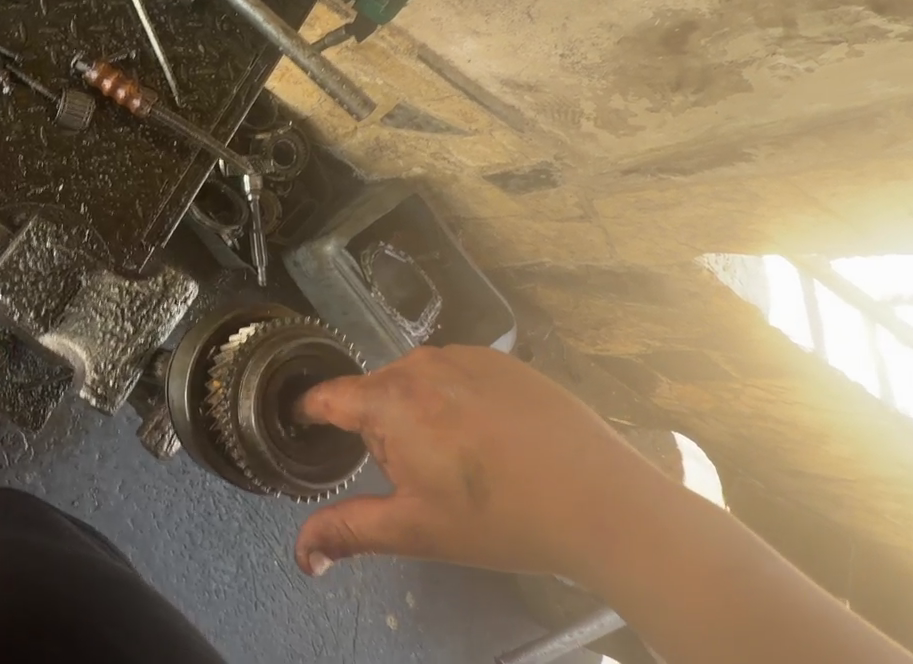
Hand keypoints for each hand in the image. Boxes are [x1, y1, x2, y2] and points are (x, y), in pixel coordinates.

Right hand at [292, 346, 678, 584]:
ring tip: (461, 458)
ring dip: (419, 411)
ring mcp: (462, 357)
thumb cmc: (505, 521)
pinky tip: (491, 436)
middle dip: (382, 428)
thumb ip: (349, 531)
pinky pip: (454, 374)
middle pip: (373, 393)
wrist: (609, 506)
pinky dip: (458, 399)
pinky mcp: (500, 360)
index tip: (311, 434)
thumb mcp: (417, 531)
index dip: (311, 416)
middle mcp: (419, 365)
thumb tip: (302, 555)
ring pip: (413, 382)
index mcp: (389, 402)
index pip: (326, 397)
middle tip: (422, 475)